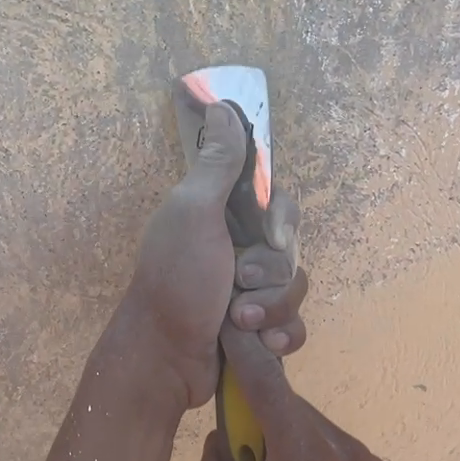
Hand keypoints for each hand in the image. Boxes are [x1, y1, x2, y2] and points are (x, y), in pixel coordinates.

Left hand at [121, 102, 305, 408]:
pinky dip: (282, 338)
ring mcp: (249, 291)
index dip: (282, 220)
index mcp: (222, 215)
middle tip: (238, 286)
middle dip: (271, 274)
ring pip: (295, 289)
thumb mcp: (195, 212)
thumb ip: (217, 163)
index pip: (277, 204)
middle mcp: (237, 248)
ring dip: (272, 309)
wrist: (164, 357)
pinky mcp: (259, 330)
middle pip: (291, 250)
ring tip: (240, 323)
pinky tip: (263, 347)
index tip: (271, 235)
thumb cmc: (177, 277)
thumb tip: (220, 104)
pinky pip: (296, 327)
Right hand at [185, 324, 408, 460]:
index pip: (263, 379)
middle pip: (291, 409)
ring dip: (296, 447)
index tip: (231, 322)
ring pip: (317, 434)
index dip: (242, 348)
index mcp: (301, 457)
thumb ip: (214, 457)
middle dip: (268, 421)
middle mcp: (345, 452)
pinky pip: (344, 459)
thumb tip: (232, 434)